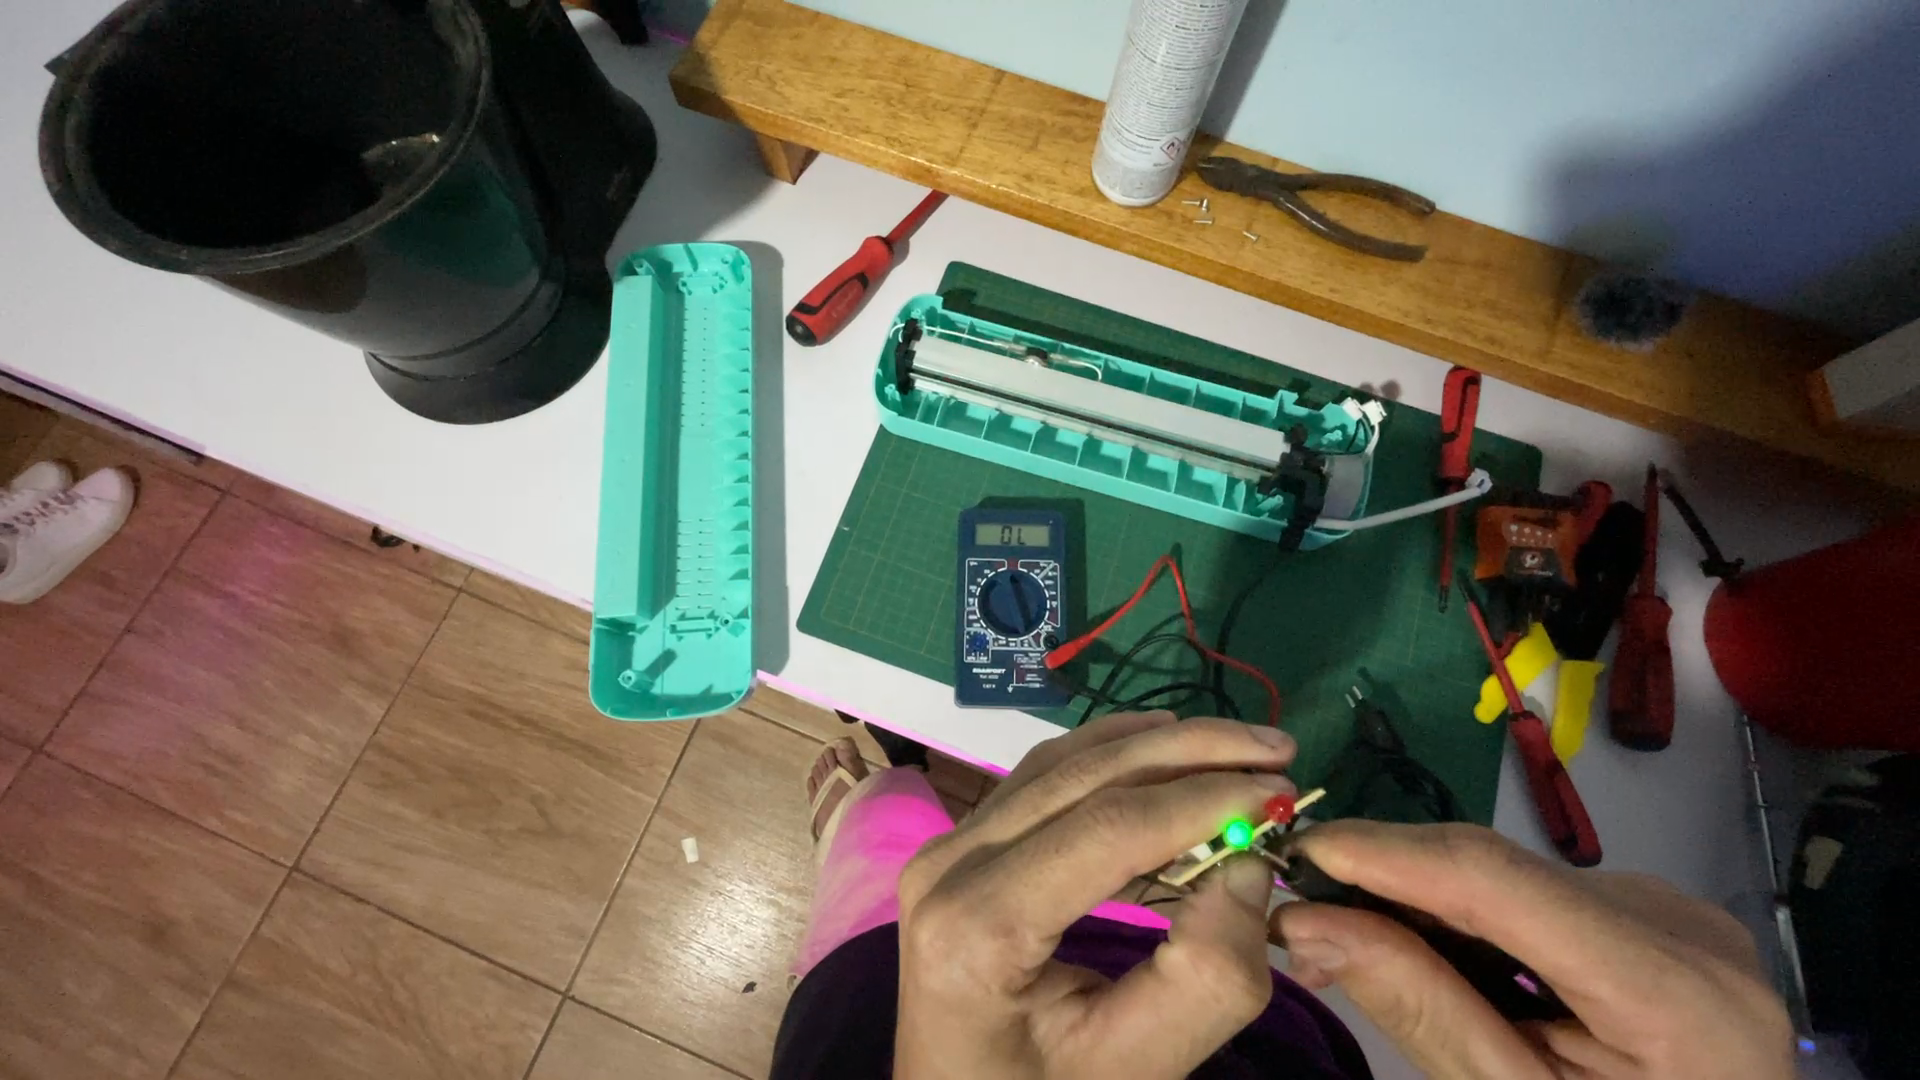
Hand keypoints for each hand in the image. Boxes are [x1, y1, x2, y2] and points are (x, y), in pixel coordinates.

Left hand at [895, 711, 1296, 1079]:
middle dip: (1187, 750)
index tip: (1279, 788)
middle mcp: (949, 864)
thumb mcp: (1130, 1071)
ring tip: (1234, 746)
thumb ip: (1202, 982)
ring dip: (1153, 745)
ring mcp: (949, 845)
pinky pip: (1043, 778)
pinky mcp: (964, 841)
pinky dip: (1111, 757)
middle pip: (1081, 776)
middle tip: (1274, 747)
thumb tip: (1247, 867)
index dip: (1198, 798)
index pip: (1104, 829)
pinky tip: (1163, 750)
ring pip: (1062, 763)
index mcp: (976, 926)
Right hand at [1272, 821, 1794, 1078]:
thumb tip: (1306, 922)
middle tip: (1299, 919)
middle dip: (1380, 879)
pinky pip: (1518, 890)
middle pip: (1490, 869)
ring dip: (1408, 896)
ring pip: (1496, 873)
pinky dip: (1451, 912)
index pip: (1495, 878)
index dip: (1383, 852)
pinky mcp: (1641, 916)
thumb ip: (1419, 1009)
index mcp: (1674, 993)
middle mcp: (1673, 923)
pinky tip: (1410, 944)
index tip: (1293, 852)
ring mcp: (1662, 912)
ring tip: (1342, 940)